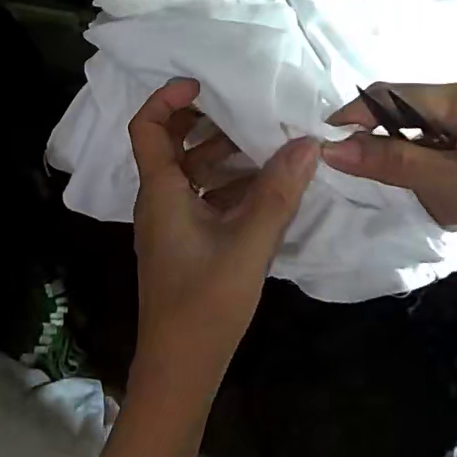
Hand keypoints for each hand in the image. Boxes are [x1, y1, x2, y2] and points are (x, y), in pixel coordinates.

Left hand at [128, 78, 319, 390]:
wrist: (181, 370)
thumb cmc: (205, 304)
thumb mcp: (249, 244)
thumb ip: (278, 193)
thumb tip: (307, 144)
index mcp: (162, 193)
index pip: (148, 128)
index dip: (168, 99)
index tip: (203, 85)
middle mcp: (161, 201)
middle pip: (173, 145)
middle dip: (208, 123)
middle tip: (248, 108)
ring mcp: (173, 224)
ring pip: (193, 172)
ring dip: (226, 154)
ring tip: (269, 141)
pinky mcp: (188, 242)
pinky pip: (206, 197)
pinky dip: (231, 184)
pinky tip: (268, 186)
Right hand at [322, 81, 456, 289]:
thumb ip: (396, 162)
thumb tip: (331, 148)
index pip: (396, 95)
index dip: (357, 116)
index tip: (324, 147)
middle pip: (407, 127)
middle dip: (401, 162)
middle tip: (422, 192)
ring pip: (422, 159)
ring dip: (427, 187)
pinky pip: (442, 180)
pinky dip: (443, 200)